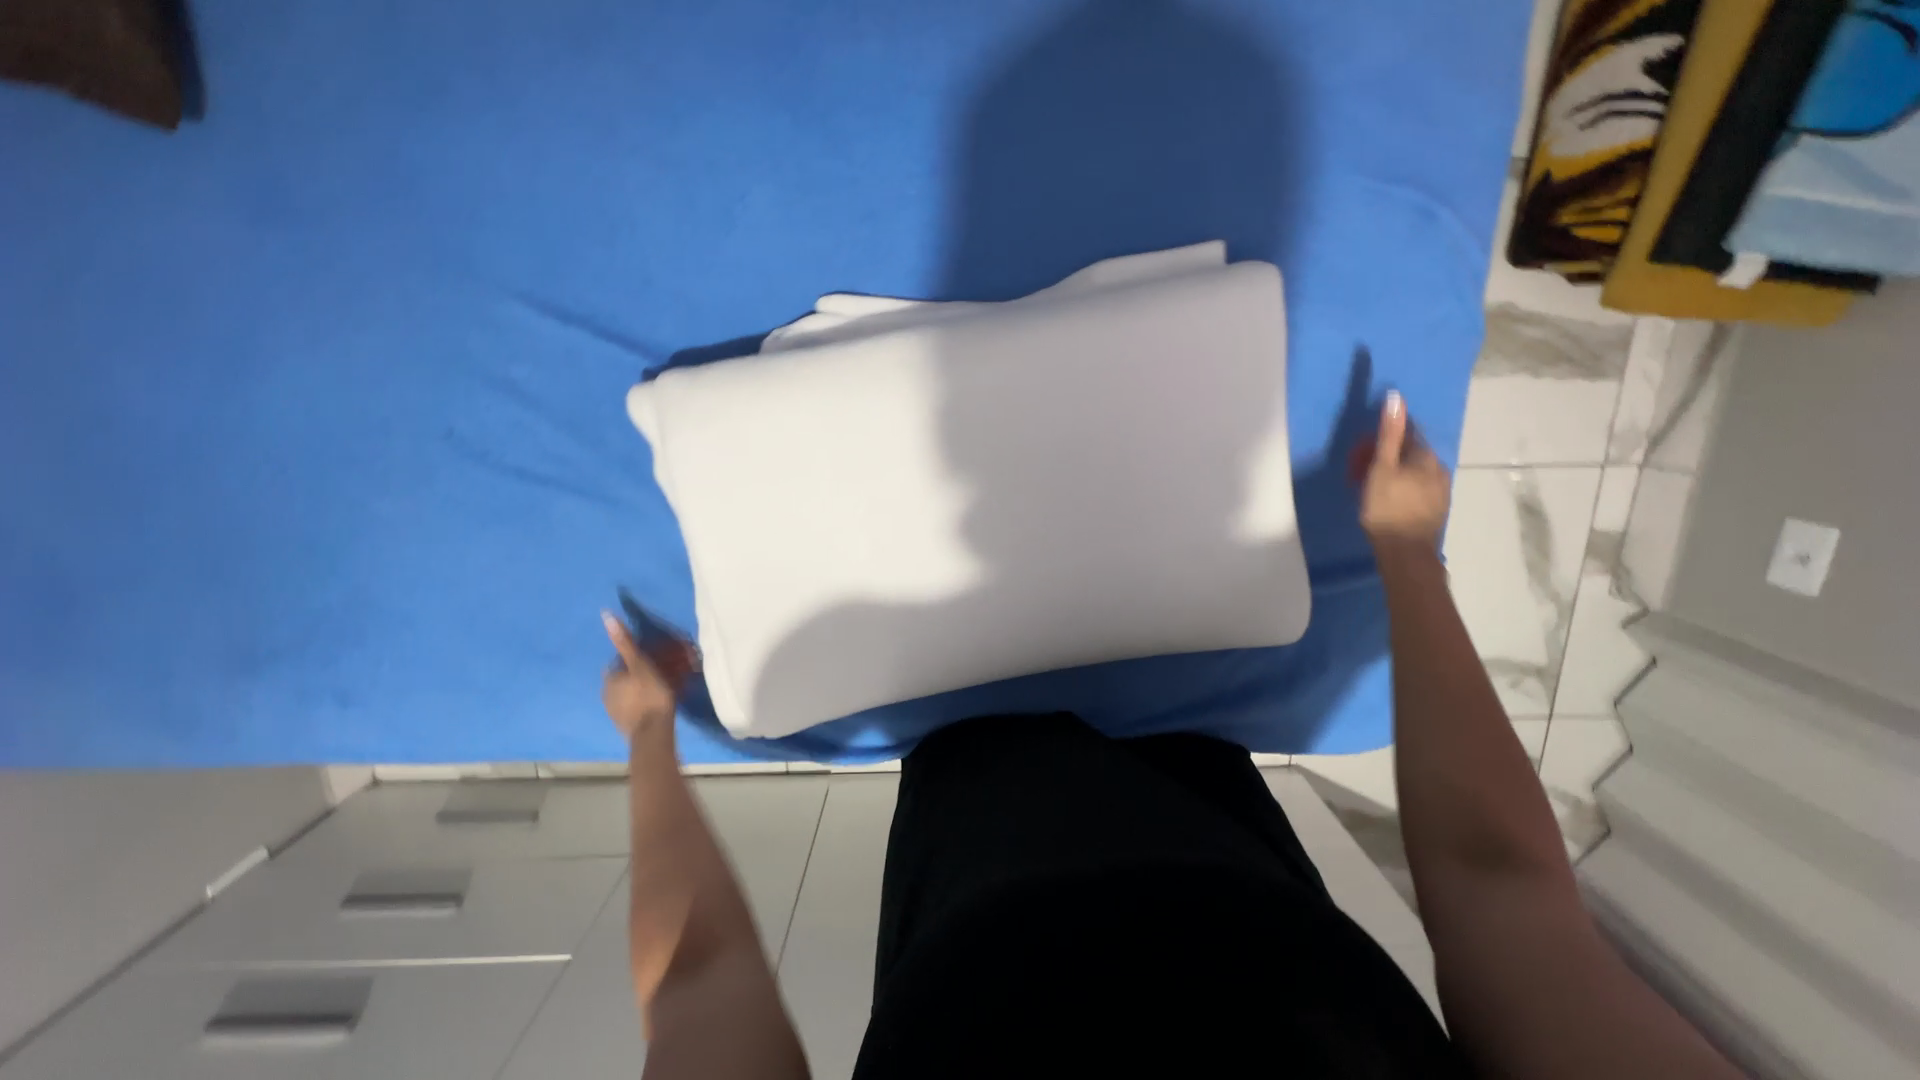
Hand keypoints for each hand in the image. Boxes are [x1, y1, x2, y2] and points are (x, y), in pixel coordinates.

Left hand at [601, 611, 697, 740]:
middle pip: (623, 677)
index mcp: (609, 678)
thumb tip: (605, 616)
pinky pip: (632, 708)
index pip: (620, 661)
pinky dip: (641, 704)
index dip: (637, 659)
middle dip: (637, 675)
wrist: (653, 733)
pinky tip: (655, 705)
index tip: (654, 660)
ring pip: (628, 693)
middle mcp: (606, 693)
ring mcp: (614, 711)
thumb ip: (625, 643)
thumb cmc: (649, 694)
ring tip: (661, 690)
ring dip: (639, 690)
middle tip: (660, 674)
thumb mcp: (640, 664)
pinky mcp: (623, 725)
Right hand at [1358, 391, 1450, 549]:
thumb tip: (1396, 397)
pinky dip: (1403, 488)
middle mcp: (1439, 468)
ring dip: (1396, 473)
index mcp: (1426, 456)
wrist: (1405, 552)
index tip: (1365, 448)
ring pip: (1415, 472)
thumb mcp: (1381, 467)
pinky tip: (1390, 501)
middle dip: (1389, 456)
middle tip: (1363, 470)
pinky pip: (1418, 489)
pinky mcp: (1437, 509)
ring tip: (1374, 487)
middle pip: (1412, 453)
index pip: (1408, 433)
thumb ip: (1389, 434)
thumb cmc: (1387, 507)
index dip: (1385, 436)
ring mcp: (1441, 490)